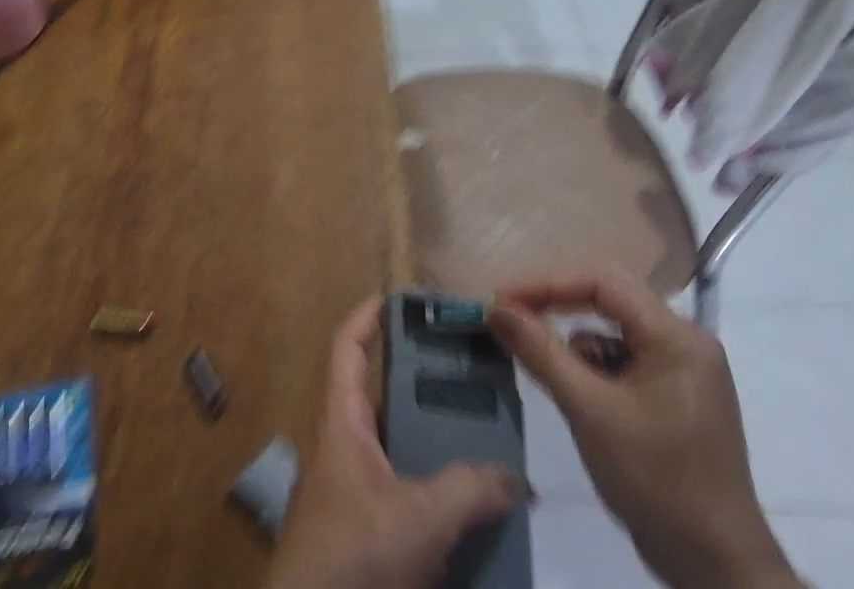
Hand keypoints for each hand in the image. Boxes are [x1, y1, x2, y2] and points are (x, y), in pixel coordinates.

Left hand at [267, 297, 524, 588]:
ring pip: (398, 450)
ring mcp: (350, 492)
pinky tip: (474, 507)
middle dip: (420, 384)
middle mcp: (342, 450)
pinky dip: (435, 491)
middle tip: (470, 375)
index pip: (346, 351)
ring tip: (487, 439)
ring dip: (435, 443)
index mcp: (341, 426)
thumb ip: (469, 489)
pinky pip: (404, 494)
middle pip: (380, 398)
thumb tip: (512, 478)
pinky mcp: (362, 530)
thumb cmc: (356, 555)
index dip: (366, 319)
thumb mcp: (420, 517)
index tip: (394, 298)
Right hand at [487, 272, 801, 588]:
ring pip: (614, 333)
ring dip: (574, 346)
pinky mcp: (678, 396)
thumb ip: (541, 352)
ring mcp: (685, 370)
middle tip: (509, 323)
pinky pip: (626, 361)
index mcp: (676, 337)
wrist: (714, 560)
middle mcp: (686, 342)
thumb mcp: (588, 411)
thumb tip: (496, 308)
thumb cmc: (654, 479)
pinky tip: (577, 399)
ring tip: (546, 375)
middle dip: (556, 310)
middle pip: (609, 302)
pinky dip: (594, 370)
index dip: (546, 284)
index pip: (602, 282)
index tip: (500, 302)